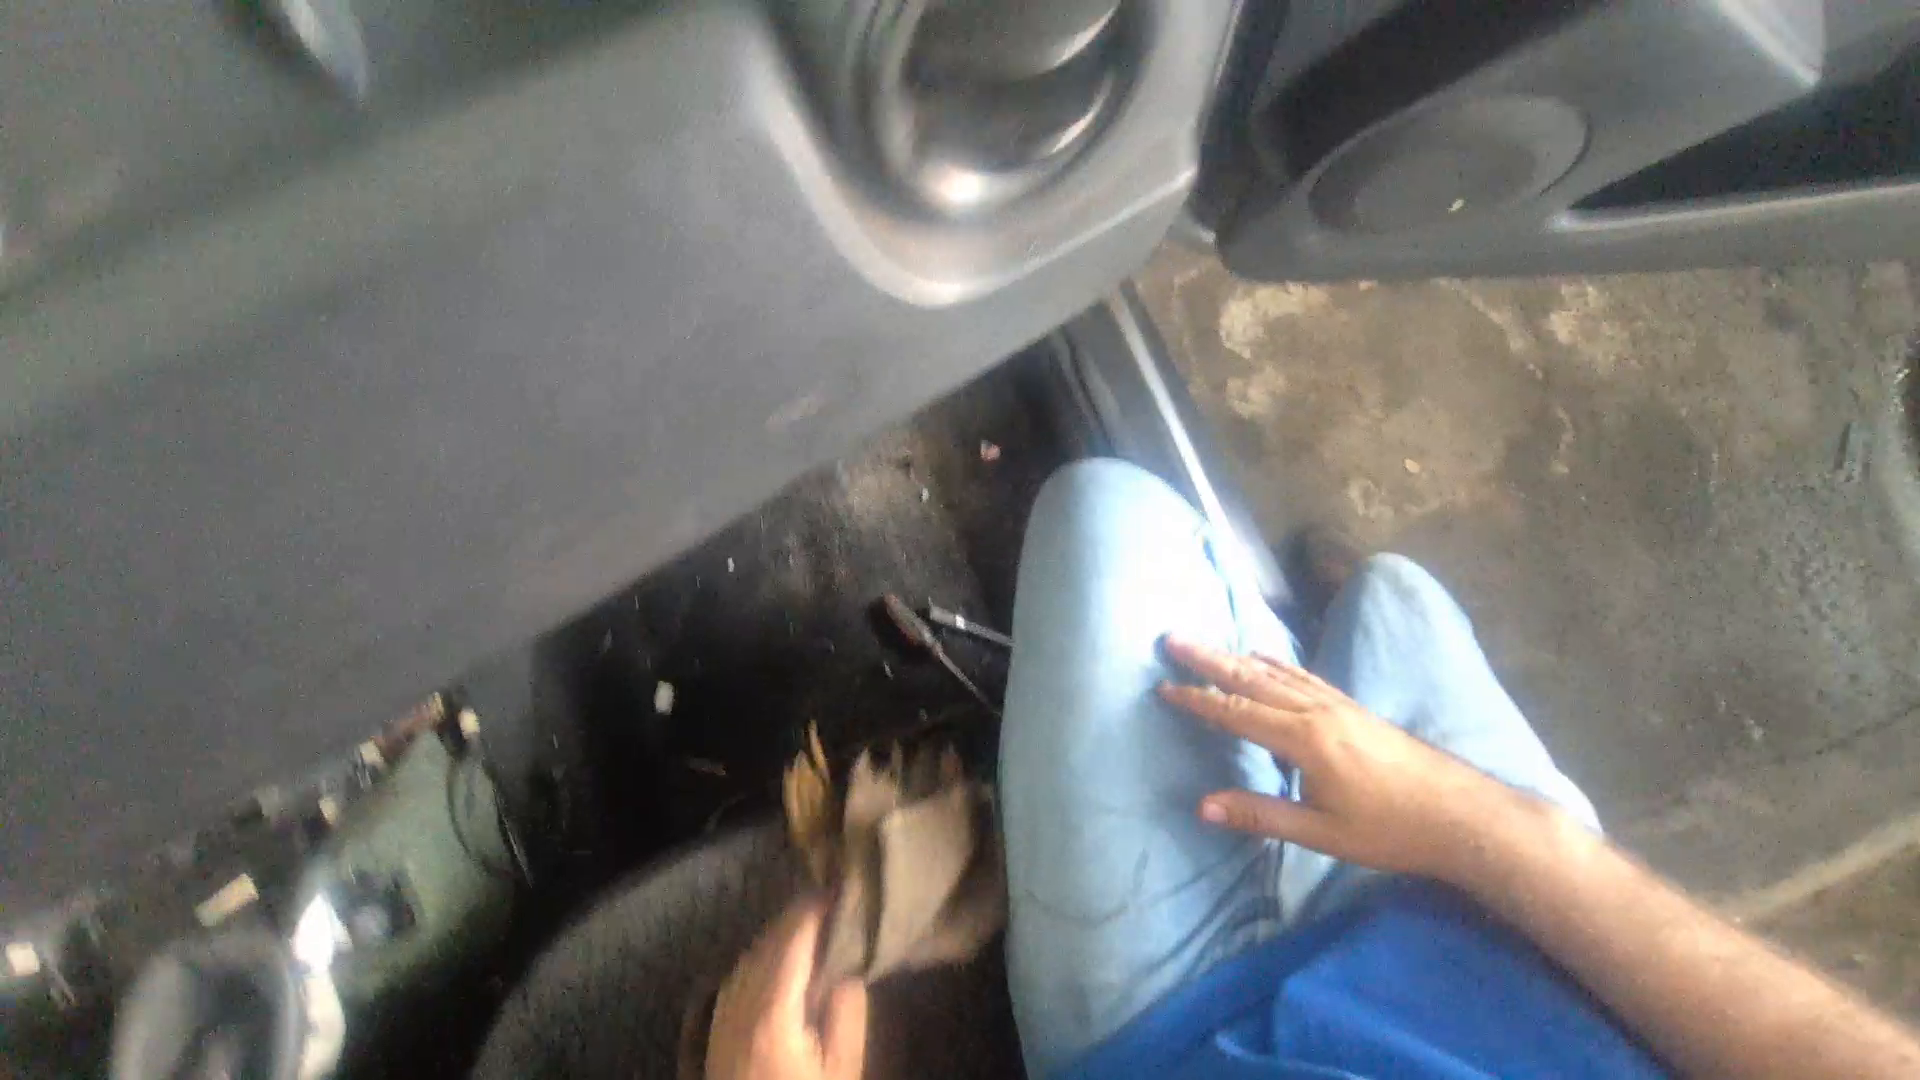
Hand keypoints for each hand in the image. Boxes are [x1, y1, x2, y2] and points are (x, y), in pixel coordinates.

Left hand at [707, 903, 867, 1079]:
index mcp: (771, 1016)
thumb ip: (848, 1013)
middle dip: (792, 922)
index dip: (811, 912)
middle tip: (826, 907)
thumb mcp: (845, 1072)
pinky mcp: (712, 1050)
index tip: (836, 893)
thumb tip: (844, 972)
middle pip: (762, 948)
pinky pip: (731, 989)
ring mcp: (718, 1032)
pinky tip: (774, 971)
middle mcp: (737, 1014)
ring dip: (772, 942)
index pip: (790, 943)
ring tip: (805, 932)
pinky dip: (755, 967)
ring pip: (742, 966)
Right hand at [1157, 636, 1548, 883]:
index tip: (1164, 686)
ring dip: (1235, 657)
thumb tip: (1202, 806)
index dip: (1198, 699)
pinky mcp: (1352, 707)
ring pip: (1275, 672)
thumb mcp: (1322, 833)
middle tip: (1173, 638)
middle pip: (1250, 677)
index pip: (1236, 712)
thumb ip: (1260, 815)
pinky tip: (1264, 658)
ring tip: (1207, 644)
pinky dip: (1274, 663)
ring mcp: (1336, 704)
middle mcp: (1316, 710)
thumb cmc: (1390, 831)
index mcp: (1303, 739)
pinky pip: (1303, 675)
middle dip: (1208, 658)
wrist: (1464, 816)